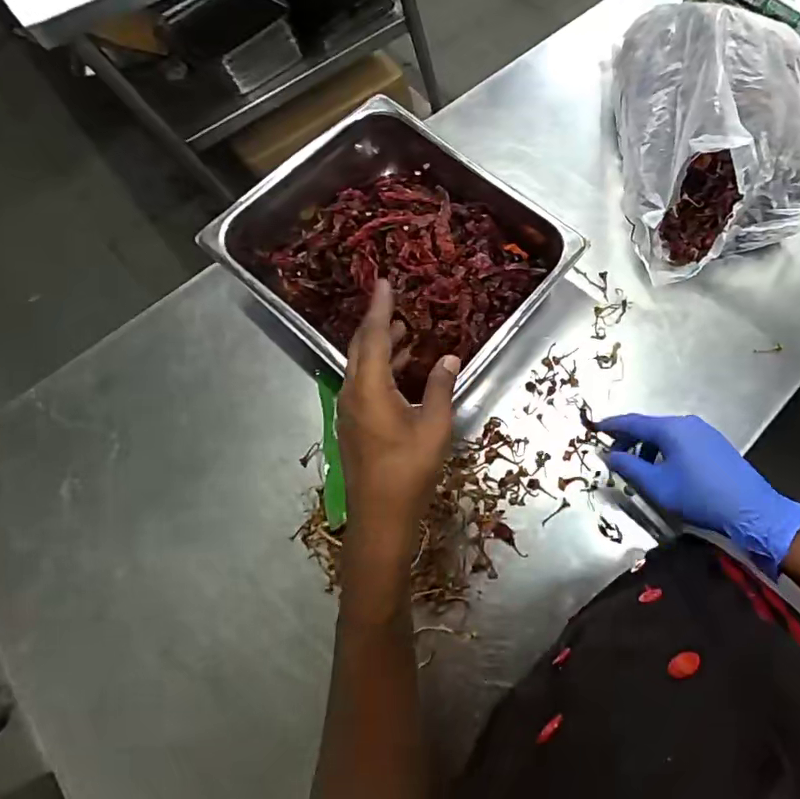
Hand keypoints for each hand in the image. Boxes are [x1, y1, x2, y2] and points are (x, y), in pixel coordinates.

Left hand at [336, 280, 459, 560]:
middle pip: (361, 347)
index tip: (383, 282)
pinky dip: (380, 368)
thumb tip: (450, 357)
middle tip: (394, 303)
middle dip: (377, 323)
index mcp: (369, 387)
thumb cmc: (409, 470)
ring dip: (380, 346)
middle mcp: (353, 392)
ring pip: (361, 365)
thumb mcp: (434, 425)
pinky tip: (401, 370)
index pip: (372, 336)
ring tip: (403, 331)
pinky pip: (363, 382)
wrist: (380, 516)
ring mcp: (350, 409)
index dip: (379, 307)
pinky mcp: (353, 423)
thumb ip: (440, 387)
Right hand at [598, 413, 799, 576]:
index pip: (632, 421)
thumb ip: (629, 467)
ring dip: (647, 447)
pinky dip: (665, 450)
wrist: (753, 512)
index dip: (611, 426)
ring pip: (666, 434)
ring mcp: (704, 432)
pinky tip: (663, 470)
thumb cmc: (700, 497)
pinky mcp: (716, 445)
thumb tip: (608, 455)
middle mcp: (687, 423)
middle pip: (649, 426)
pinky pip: (681, 441)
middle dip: (629, 439)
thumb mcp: (658, 486)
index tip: (593, 428)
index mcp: (671, 428)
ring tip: (638, 468)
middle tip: (614, 455)